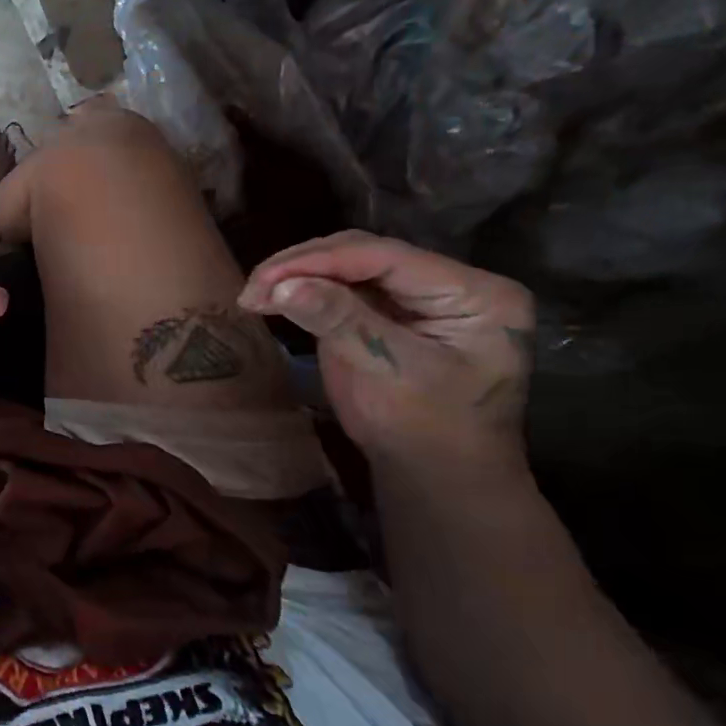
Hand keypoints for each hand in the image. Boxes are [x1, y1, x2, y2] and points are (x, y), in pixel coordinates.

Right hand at [238, 231, 535, 468]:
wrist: (437, 472)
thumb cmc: (427, 427)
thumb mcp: (387, 371)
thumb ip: (341, 321)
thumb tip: (280, 286)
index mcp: (473, 293)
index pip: (385, 257)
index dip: (319, 261)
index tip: (263, 281)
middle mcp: (448, 284)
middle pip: (364, 253)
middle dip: (302, 265)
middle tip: (252, 291)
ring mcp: (417, 297)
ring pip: (347, 265)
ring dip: (296, 275)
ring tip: (254, 296)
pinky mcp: (387, 311)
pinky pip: (341, 287)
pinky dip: (303, 291)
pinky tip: (272, 300)